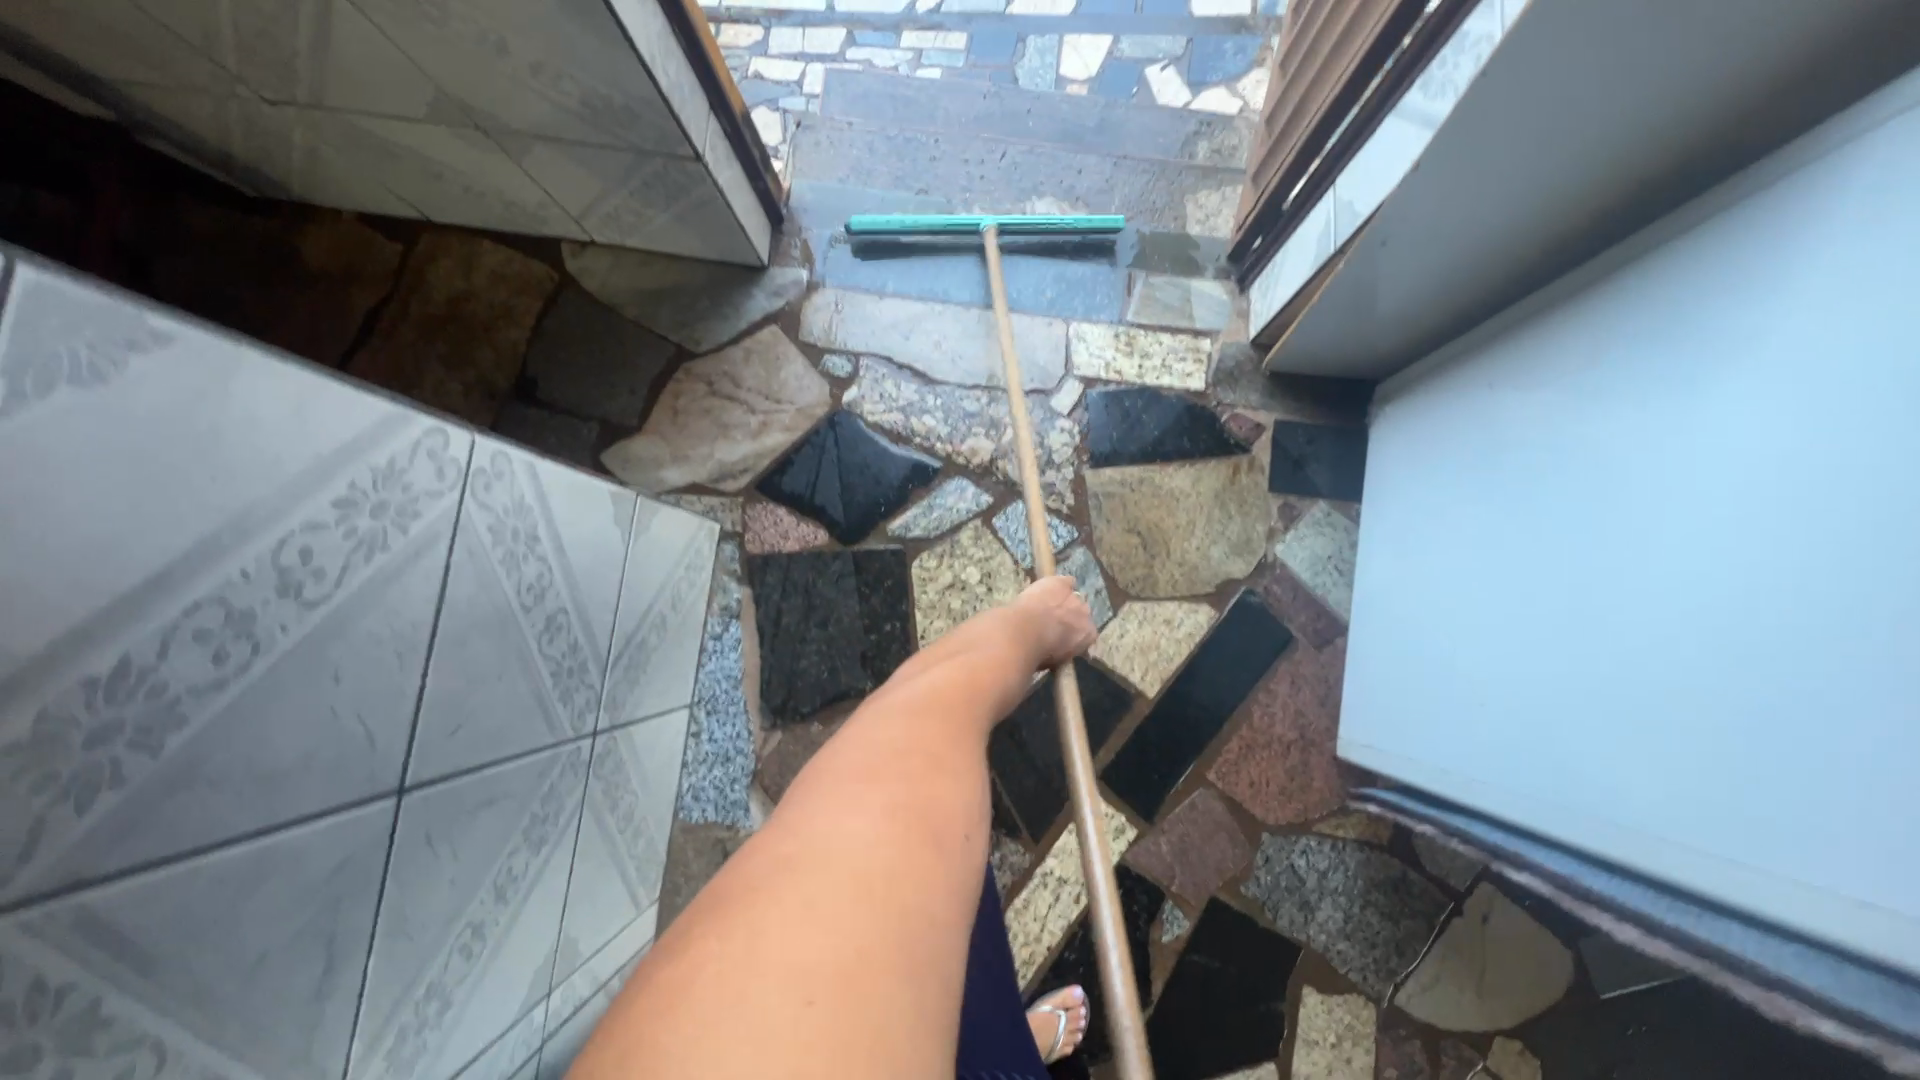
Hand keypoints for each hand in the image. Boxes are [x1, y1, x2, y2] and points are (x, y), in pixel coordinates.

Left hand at [1010, 576, 1097, 669]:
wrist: (1025, 632)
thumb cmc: (1038, 653)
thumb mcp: (1055, 660)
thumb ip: (1062, 651)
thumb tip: (1057, 652)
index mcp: (1088, 635)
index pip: (1087, 633)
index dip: (1073, 633)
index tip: (1061, 636)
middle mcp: (1086, 614)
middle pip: (1081, 612)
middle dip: (1069, 616)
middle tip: (1052, 621)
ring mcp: (1074, 596)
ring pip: (1072, 596)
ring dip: (1062, 601)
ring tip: (1046, 605)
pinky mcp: (1061, 583)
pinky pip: (1066, 581)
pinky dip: (1059, 583)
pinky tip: (1050, 586)